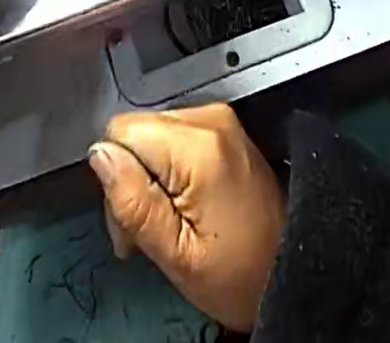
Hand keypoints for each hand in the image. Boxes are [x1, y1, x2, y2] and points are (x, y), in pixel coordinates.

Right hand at [90, 104, 285, 331]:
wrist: (290, 262)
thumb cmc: (239, 271)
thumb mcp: (175, 253)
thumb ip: (133, 201)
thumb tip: (99, 154)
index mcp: (199, 146)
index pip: (122, 130)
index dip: (114, 177)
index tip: (131, 221)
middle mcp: (211, 118)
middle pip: (134, 131)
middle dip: (129, 180)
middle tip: (147, 231)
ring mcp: (219, 119)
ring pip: (149, 134)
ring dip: (145, 177)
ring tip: (166, 221)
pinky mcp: (222, 127)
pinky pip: (170, 136)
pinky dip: (164, 169)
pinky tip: (179, 202)